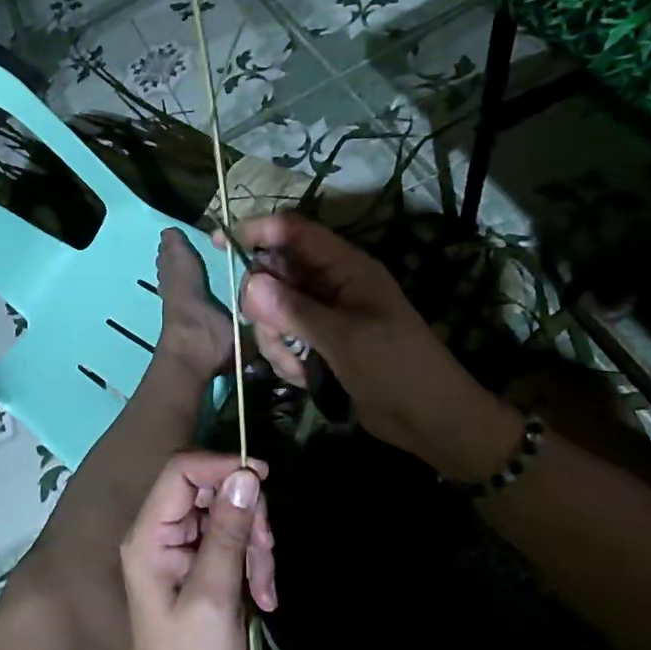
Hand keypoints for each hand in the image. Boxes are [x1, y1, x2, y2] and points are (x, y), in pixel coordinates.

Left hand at [118, 452, 274, 649]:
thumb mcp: (215, 594)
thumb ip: (228, 531)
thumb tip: (247, 475)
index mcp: (148, 536)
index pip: (181, 470)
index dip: (221, 465)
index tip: (263, 478)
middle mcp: (160, 533)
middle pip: (209, 489)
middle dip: (246, 515)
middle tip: (268, 551)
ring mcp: (179, 548)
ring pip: (227, 513)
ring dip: (254, 543)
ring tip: (265, 586)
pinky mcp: (198, 563)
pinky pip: (231, 538)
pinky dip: (252, 560)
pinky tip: (264, 595)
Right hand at [228, 214, 521, 479]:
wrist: (429, 417)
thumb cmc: (396, 368)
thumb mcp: (345, 338)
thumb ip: (295, 310)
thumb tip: (249, 283)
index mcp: (345, 266)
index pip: (293, 231)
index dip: (257, 231)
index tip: (221, 245)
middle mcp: (331, 283)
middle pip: (275, 273)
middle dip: (266, 306)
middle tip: (276, 336)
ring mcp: (325, 314)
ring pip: (275, 311)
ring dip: (277, 339)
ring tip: (297, 365)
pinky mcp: (321, 342)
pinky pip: (285, 338)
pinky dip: (287, 357)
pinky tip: (304, 377)